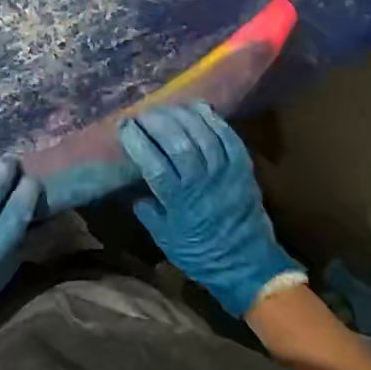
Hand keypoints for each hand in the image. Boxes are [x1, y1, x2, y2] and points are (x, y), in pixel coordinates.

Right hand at [119, 102, 302, 315]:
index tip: (125, 125)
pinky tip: (199, 108)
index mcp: (179, 200)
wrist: (246, 261)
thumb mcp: (166, 240)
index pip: (153, 162)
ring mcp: (224, 169)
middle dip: (157, 121)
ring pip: (201, 132)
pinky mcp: (242, 164)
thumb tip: (135, 192)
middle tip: (143, 112)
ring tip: (166, 107)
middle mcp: (201, 179)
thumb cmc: (201, 254)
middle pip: (176, 140)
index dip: (138, 140)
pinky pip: (226, 134)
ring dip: (181, 115)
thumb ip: (149, 213)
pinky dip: (212, 118)